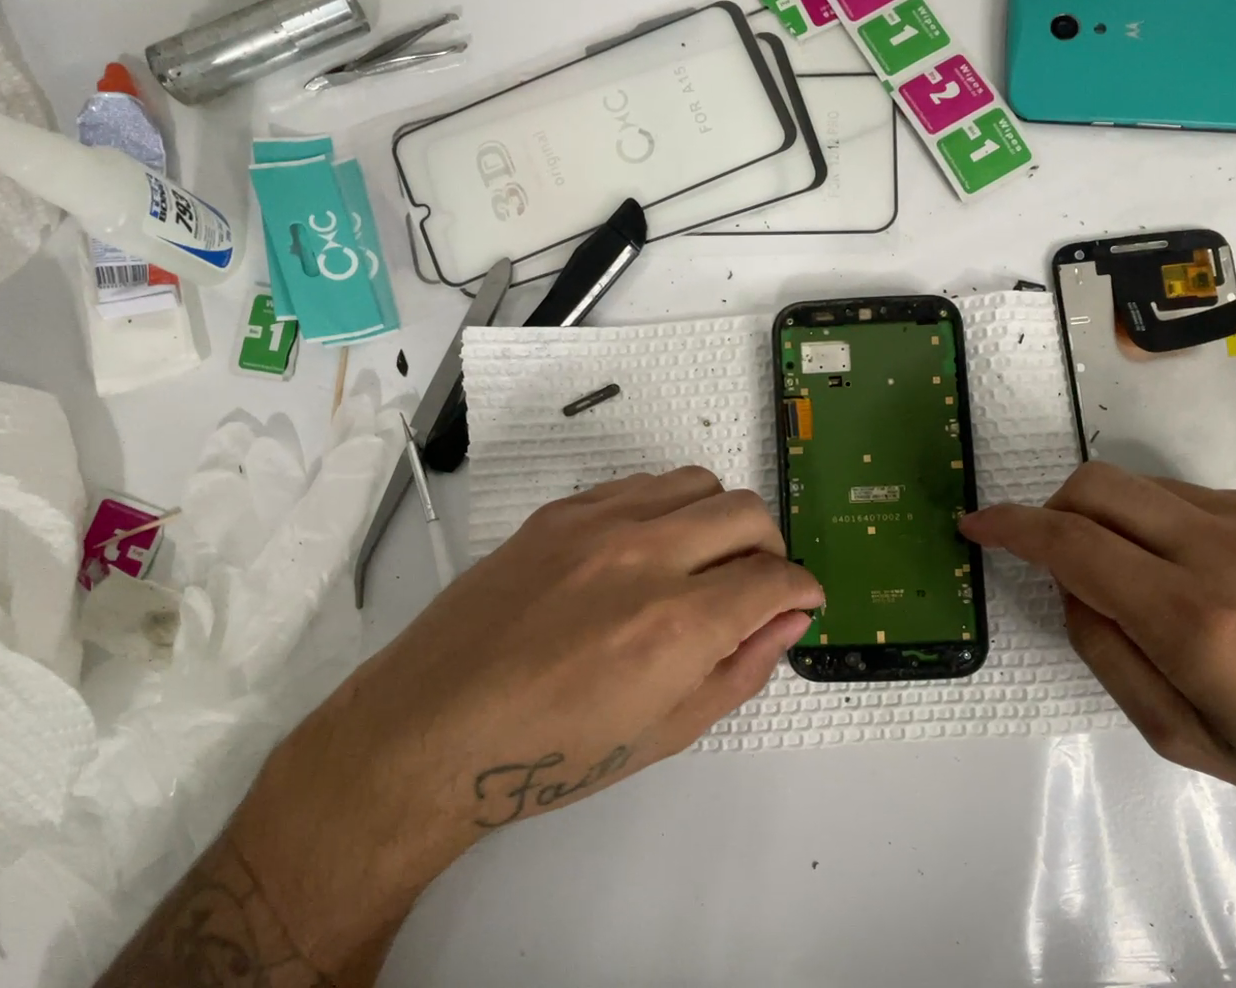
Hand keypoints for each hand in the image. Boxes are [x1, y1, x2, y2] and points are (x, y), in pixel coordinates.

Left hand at [224, 467, 820, 979]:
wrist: (432, 730)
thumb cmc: (552, 754)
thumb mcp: (664, 733)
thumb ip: (740, 670)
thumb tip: (787, 621)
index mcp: (677, 624)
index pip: (776, 578)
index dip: (803, 591)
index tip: (801, 603)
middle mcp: (644, 555)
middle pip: (748, 512)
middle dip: (772, 549)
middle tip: (756, 587)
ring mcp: (596, 524)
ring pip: (697, 481)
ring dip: (720, 518)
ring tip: (702, 562)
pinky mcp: (557, 513)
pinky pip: (640, 484)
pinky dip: (667, 507)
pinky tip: (647, 549)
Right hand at [962, 462, 1235, 850]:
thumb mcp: (1185, 739)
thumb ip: (1108, 655)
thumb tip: (1070, 585)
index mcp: (1196, 623)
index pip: (1070, 545)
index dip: (1009, 526)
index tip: (977, 524)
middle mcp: (1228, 552)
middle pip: (1097, 487)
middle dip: (1051, 508)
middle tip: (1051, 553)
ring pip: (1143, 487)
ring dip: (1112, 521)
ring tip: (1143, 579)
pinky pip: (1194, 497)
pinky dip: (1166, 525)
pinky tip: (1205, 574)